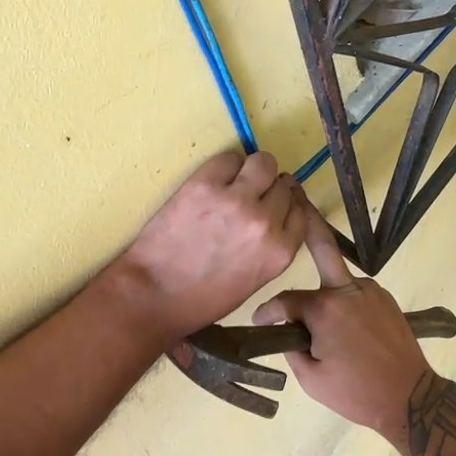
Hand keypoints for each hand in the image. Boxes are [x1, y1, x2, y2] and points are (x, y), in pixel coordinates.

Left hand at [108, 151, 304, 344]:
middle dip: (269, 188)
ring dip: (253, 169)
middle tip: (249, 194)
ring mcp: (236, 199)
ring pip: (263, 162)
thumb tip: (274, 213)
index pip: (300, 210)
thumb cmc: (203, 298)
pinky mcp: (206, 183)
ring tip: (236, 181)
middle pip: (284, 184)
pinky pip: (229, 158)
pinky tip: (214, 181)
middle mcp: (265, 222)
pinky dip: (226, 166)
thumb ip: (272, 246)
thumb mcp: (255, 279)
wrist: (154, 295)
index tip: (272, 203)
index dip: (285, 204)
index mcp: (280, 252)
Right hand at [252, 195, 432, 441]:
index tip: (258, 321)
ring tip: (324, 323)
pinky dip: (347, 305)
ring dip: (327, 294)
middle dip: (308, 219)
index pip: (286, 300)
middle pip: (323, 246)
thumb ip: (293, 348)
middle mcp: (347, 289)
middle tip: (295, 193)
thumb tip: (289, 329)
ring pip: (338, 282)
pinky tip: (348, 330)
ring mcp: (370, 290)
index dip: (268, 311)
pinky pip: (356, 295)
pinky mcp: (385, 297)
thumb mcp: (312, 379)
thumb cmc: (356, 392)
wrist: (410, 396)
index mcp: (325, 309)